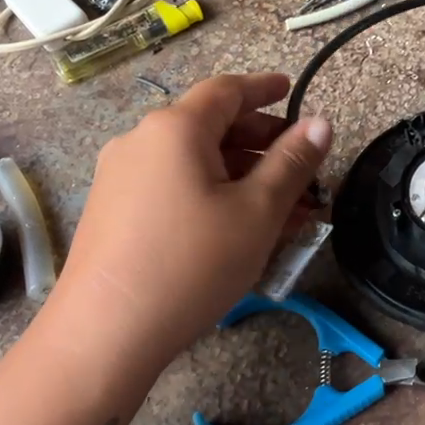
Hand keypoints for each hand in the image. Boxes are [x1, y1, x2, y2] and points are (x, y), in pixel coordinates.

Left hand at [49, 73, 331, 363]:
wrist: (103, 336)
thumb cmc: (192, 264)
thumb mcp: (257, 212)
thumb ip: (293, 162)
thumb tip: (321, 123)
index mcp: (175, 129)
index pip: (227, 90)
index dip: (264, 87)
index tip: (291, 90)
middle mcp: (141, 141)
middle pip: (210, 126)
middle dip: (260, 142)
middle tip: (300, 164)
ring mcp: (120, 177)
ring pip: (194, 162)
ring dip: (241, 176)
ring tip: (283, 209)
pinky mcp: (112, 212)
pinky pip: (172, 186)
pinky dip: (210, 194)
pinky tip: (238, 228)